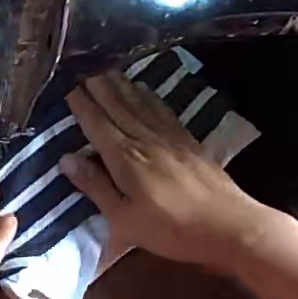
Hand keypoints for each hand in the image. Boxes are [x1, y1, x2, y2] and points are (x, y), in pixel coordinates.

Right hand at [61, 72, 287, 272]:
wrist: (231, 227)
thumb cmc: (171, 229)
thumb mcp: (124, 218)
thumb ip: (96, 186)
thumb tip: (66, 159)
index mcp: (125, 159)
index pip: (98, 125)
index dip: (83, 106)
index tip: (69, 88)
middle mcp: (146, 141)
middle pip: (119, 108)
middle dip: (100, 88)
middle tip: (85, 69)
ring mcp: (170, 139)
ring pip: (141, 106)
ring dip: (123, 87)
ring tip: (109, 71)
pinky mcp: (190, 143)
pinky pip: (163, 112)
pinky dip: (150, 98)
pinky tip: (145, 91)